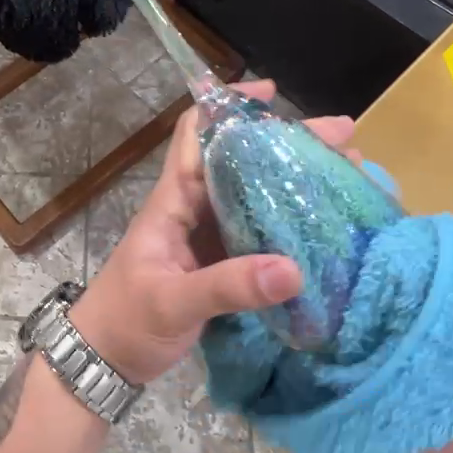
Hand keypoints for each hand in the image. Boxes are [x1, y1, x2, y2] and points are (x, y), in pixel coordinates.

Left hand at [68, 80, 358, 383]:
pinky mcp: (219, 263)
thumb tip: (293, 269)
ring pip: (253, 194)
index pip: (195, 133)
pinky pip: (258, 231)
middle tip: (343, 138)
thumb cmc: (127, 320)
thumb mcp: (173, 302)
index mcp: (173, 200)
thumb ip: (228, 287)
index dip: (227, 106)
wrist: (104, 359)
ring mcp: (207, 235)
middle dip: (286, 143)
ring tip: (347, 174)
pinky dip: (289, 221)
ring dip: (294, 181)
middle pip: (240, 160)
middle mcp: (193, 207)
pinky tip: (325, 227)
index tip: (271, 93)